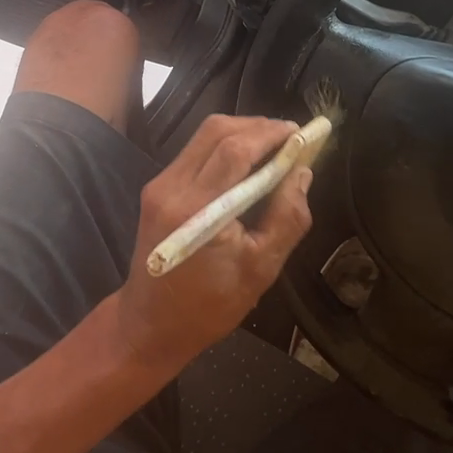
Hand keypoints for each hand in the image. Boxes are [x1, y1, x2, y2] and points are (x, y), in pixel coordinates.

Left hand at [113, 115, 313, 368]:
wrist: (149, 326)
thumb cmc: (209, 306)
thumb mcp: (260, 270)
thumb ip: (286, 218)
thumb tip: (303, 172)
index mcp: (196, 210)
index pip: (234, 150)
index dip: (269, 134)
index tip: (301, 133)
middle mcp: (172, 187)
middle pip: (216, 131)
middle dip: (258, 126)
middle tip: (290, 138)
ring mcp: (159, 184)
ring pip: (204, 136)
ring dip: (242, 132)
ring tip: (274, 147)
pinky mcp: (157, 186)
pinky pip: (195, 151)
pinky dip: (225, 146)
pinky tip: (247, 162)